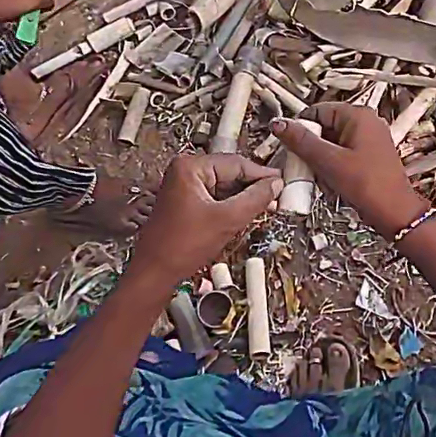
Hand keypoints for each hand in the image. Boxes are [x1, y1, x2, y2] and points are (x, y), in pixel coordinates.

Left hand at [130, 154, 281, 281]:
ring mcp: (184, 186)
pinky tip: (245, 215)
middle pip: (230, 173)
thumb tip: (275, 184)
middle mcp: (185, 171)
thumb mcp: (227, 219)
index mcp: (190, 167)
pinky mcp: (185, 202)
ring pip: (224, 186)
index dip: (261, 175)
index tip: (281, 182)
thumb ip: (255, 198)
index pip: (236, 163)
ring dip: (243, 198)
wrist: (154, 273)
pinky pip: (215, 197)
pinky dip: (231, 206)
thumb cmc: (180, 246)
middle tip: (276, 198)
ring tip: (264, 208)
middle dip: (253, 188)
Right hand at [273, 104, 428, 235]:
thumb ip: (301, 141)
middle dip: (312, 150)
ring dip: (320, 162)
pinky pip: (341, 157)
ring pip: (331, 145)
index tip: (291, 146)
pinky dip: (332, 169)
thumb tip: (280, 124)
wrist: (394, 213)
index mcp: (358, 116)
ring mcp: (368, 140)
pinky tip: (332, 184)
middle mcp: (365, 123)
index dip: (301, 129)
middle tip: (307, 167)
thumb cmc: (368, 185)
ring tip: (322, 179)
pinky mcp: (368, 157)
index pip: (317, 111)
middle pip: (324, 129)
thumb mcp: (328, 161)